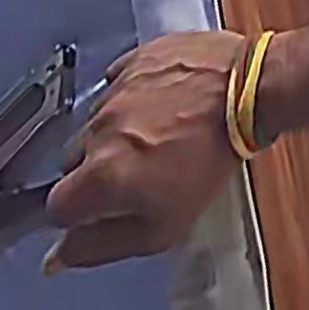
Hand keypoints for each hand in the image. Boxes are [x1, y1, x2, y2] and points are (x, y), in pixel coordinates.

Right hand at [43, 31, 246, 273]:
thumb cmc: (214, 154)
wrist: (250, 90)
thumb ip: (101, 245)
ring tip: (163, 125)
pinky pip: (121, 77)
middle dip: (102, 164)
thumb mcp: (163, 226)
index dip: (82, 208)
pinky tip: (164, 95)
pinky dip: (135, 88)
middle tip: (142, 162)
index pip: (59, 204)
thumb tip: (61, 253)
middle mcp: (101, 126)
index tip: (105, 202)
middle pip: (77, 157)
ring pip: (100, 116)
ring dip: (120, 125)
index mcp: (101, 173)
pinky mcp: (140, 56)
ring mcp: (119, 86)